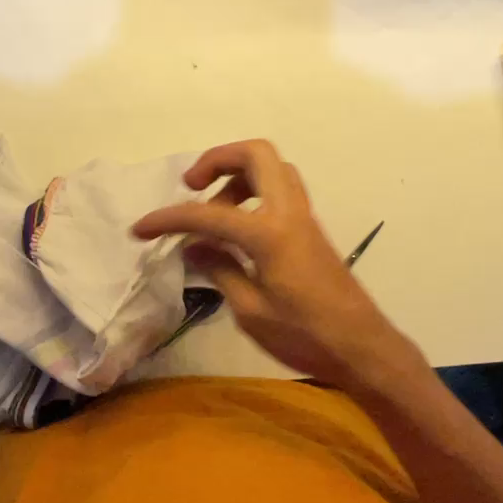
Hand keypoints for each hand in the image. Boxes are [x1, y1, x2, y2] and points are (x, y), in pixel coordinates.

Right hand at [132, 140, 420, 388]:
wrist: (361, 347)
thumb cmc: (305, 336)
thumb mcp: (250, 312)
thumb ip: (220, 270)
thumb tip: (193, 246)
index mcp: (269, 233)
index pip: (208, 215)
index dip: (169, 219)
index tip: (140, 229)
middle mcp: (289, 213)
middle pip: (256, 154)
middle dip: (217, 160)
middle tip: (192, 187)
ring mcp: (305, 219)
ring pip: (272, 169)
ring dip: (237, 176)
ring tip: (212, 213)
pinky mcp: (311, 232)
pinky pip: (281, 191)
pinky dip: (253, 194)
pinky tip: (236, 231)